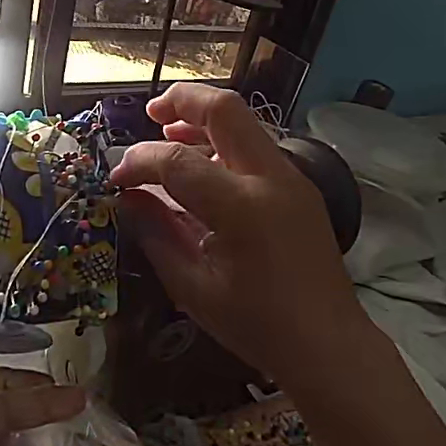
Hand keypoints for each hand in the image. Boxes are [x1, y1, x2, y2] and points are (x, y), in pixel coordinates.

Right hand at [111, 84, 366, 386]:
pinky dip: (223, 141)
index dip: (139, 161)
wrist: (329, 344)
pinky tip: (202, 166)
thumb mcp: (192, 287)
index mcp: (242, 208)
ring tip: (169, 131)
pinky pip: (255, 146)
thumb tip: (127, 198)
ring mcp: (292, 178)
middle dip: (182, 100)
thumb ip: (155, 233)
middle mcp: (271, 179)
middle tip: (150, 113)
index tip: (117, 177)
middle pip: (225, 109)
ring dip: (204, 119)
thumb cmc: (257, 325)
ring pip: (244, 122)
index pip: (176, 161)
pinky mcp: (299, 186)